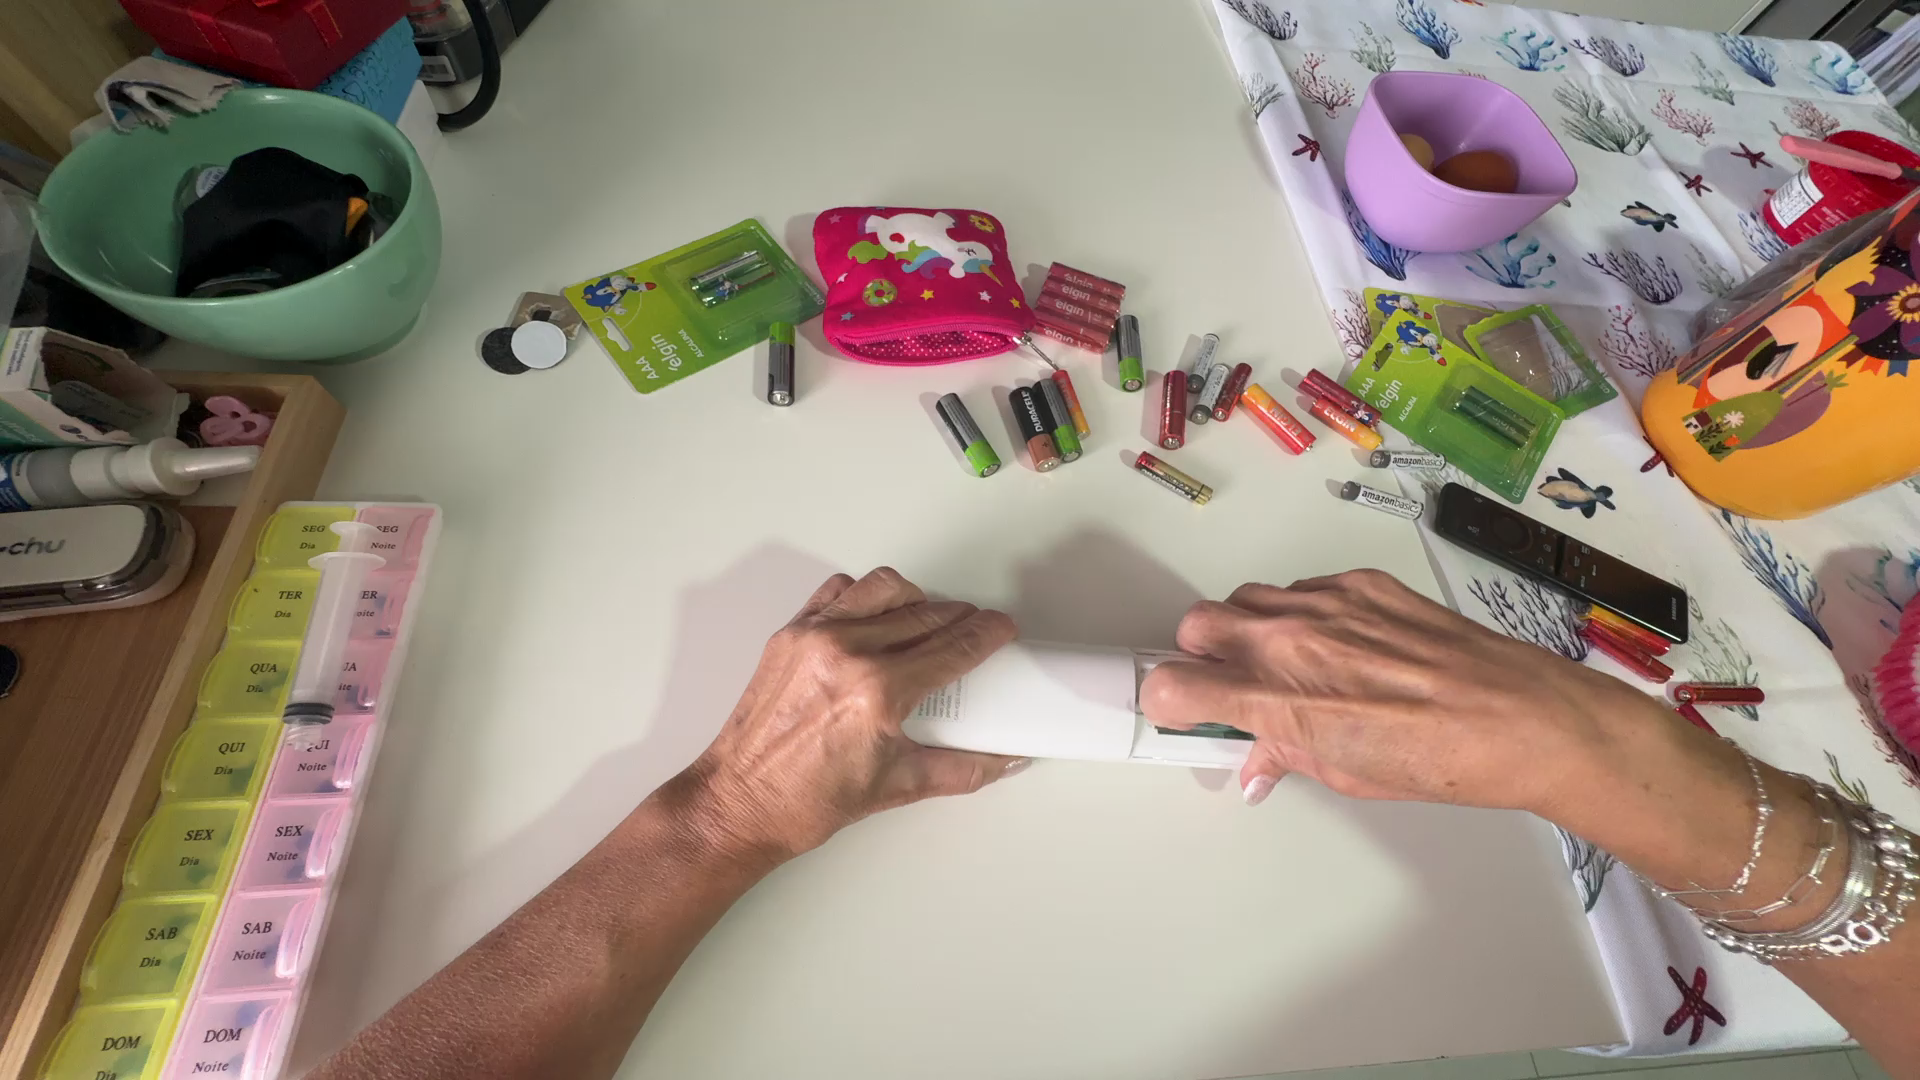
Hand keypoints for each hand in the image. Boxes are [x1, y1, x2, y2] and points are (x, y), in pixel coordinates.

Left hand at [676, 568, 1023, 862]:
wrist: (740, 802)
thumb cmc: (807, 800)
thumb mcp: (897, 788)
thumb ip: (961, 769)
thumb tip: (1003, 760)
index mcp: (879, 693)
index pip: (953, 649)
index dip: (987, 634)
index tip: (1002, 627)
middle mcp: (848, 653)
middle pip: (926, 615)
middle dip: (960, 618)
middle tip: (973, 628)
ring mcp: (815, 637)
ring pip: (884, 589)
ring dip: (915, 598)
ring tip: (926, 618)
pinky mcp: (790, 633)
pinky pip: (838, 591)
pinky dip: (864, 596)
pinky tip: (874, 617)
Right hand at [1139, 569, 1689, 820]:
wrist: (1526, 718)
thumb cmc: (1439, 759)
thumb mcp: (1345, 775)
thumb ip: (1282, 754)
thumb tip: (1254, 762)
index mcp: (1276, 699)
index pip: (1172, 685)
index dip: (1168, 700)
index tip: (1183, 708)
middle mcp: (1287, 640)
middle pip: (1194, 624)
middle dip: (1201, 653)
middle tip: (1232, 678)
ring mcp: (1322, 603)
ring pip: (1244, 598)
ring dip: (1248, 627)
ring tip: (1287, 657)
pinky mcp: (1357, 582)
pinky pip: (1301, 588)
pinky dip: (1301, 611)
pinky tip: (1340, 640)